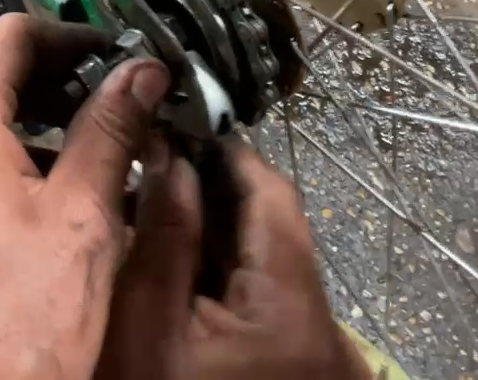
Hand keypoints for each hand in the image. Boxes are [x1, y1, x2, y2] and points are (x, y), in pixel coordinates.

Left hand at [0, 13, 171, 379]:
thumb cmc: (12, 328)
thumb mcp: (80, 219)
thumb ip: (111, 131)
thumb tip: (141, 75)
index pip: (12, 33)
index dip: (71, 37)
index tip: (113, 57)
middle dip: (46, 65)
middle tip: (102, 91)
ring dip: (18, 98)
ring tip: (78, 131)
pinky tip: (35, 171)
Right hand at [95, 138, 370, 379]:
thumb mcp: (147, 326)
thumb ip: (163, 232)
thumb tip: (169, 153)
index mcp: (295, 311)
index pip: (273, 194)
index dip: (226, 150)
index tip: (177, 123)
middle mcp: (330, 330)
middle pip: (276, 227)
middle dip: (215, 188)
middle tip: (157, 162)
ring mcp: (325, 356)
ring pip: (273, 262)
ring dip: (219, 228)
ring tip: (161, 204)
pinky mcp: (310, 373)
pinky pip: (274, 300)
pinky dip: (231, 273)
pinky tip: (185, 265)